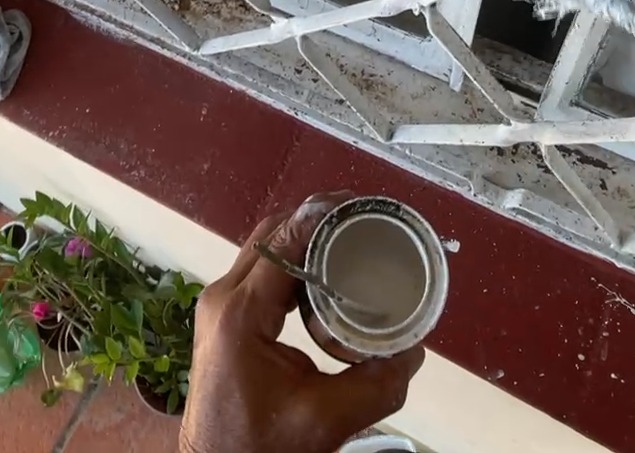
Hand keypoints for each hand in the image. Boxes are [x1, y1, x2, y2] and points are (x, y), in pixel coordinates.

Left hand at [180, 194, 424, 452]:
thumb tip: (414, 352)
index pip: (283, 242)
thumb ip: (375, 385)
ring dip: (303, 236)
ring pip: (265, 249)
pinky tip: (324, 268)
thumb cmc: (259, 448)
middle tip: (359, 217)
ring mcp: (220, 306)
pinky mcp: (225, 318)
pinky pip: (261, 271)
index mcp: (241, 313)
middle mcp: (223, 297)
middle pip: (271, 235)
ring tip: (347, 235)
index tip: (357, 205)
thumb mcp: (324, 421)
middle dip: (315, 219)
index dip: (320, 216)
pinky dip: (292, 260)